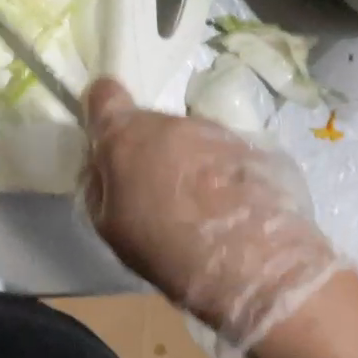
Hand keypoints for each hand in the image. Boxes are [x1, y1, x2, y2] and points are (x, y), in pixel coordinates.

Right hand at [83, 79, 347, 357]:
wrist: (250, 262)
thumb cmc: (163, 246)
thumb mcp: (108, 225)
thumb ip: (100, 184)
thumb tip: (102, 166)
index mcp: (126, 136)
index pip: (104, 94)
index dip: (101, 108)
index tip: (105, 132)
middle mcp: (172, 122)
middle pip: (151, 124)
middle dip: (148, 150)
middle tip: (152, 192)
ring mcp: (218, 131)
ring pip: (190, 140)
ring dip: (187, 163)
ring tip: (195, 208)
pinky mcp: (257, 148)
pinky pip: (226, 157)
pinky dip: (221, 176)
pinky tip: (226, 211)